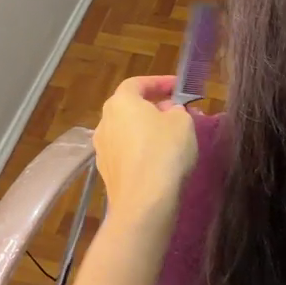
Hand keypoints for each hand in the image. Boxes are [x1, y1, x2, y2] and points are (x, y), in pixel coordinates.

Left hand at [93, 76, 197, 230]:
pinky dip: (141, 151)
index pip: (138, 83)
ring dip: (146, 131)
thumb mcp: (182, 122)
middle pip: (130, 108)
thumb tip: (170, 113)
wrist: (144, 201)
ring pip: (127, 132)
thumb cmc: (164, 151)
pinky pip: (126, 153)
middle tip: (177, 113)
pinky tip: (159, 161)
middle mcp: (104, 122)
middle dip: (154, 108)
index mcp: (120, 102)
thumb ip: (177, 110)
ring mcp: (102, 149)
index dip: (160, 82)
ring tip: (171, 138)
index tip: (179, 87)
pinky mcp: (107, 172)